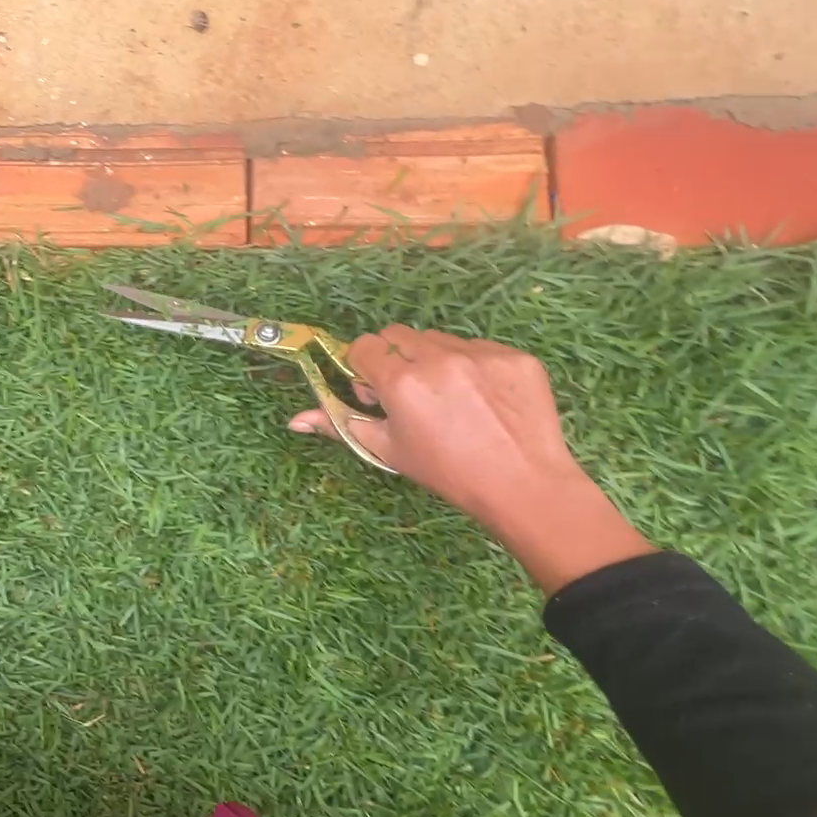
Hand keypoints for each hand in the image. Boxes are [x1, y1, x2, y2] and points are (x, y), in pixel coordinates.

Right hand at [288, 326, 652, 593]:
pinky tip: (479, 397)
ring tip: (446, 396)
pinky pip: (476, 347)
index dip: (363, 365)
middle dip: (394, 356)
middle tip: (405, 391)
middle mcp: (438, 360)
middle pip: (398, 334)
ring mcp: (480, 355)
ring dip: (430, 358)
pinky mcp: (515, 356)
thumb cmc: (443, 470)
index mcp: (401, 383)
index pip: (365, 346)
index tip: (373, 388)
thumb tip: (294, 421)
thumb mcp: (385, 449)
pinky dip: (468, 365)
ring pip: (437, 339)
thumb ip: (338, 425)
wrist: (522, 482)